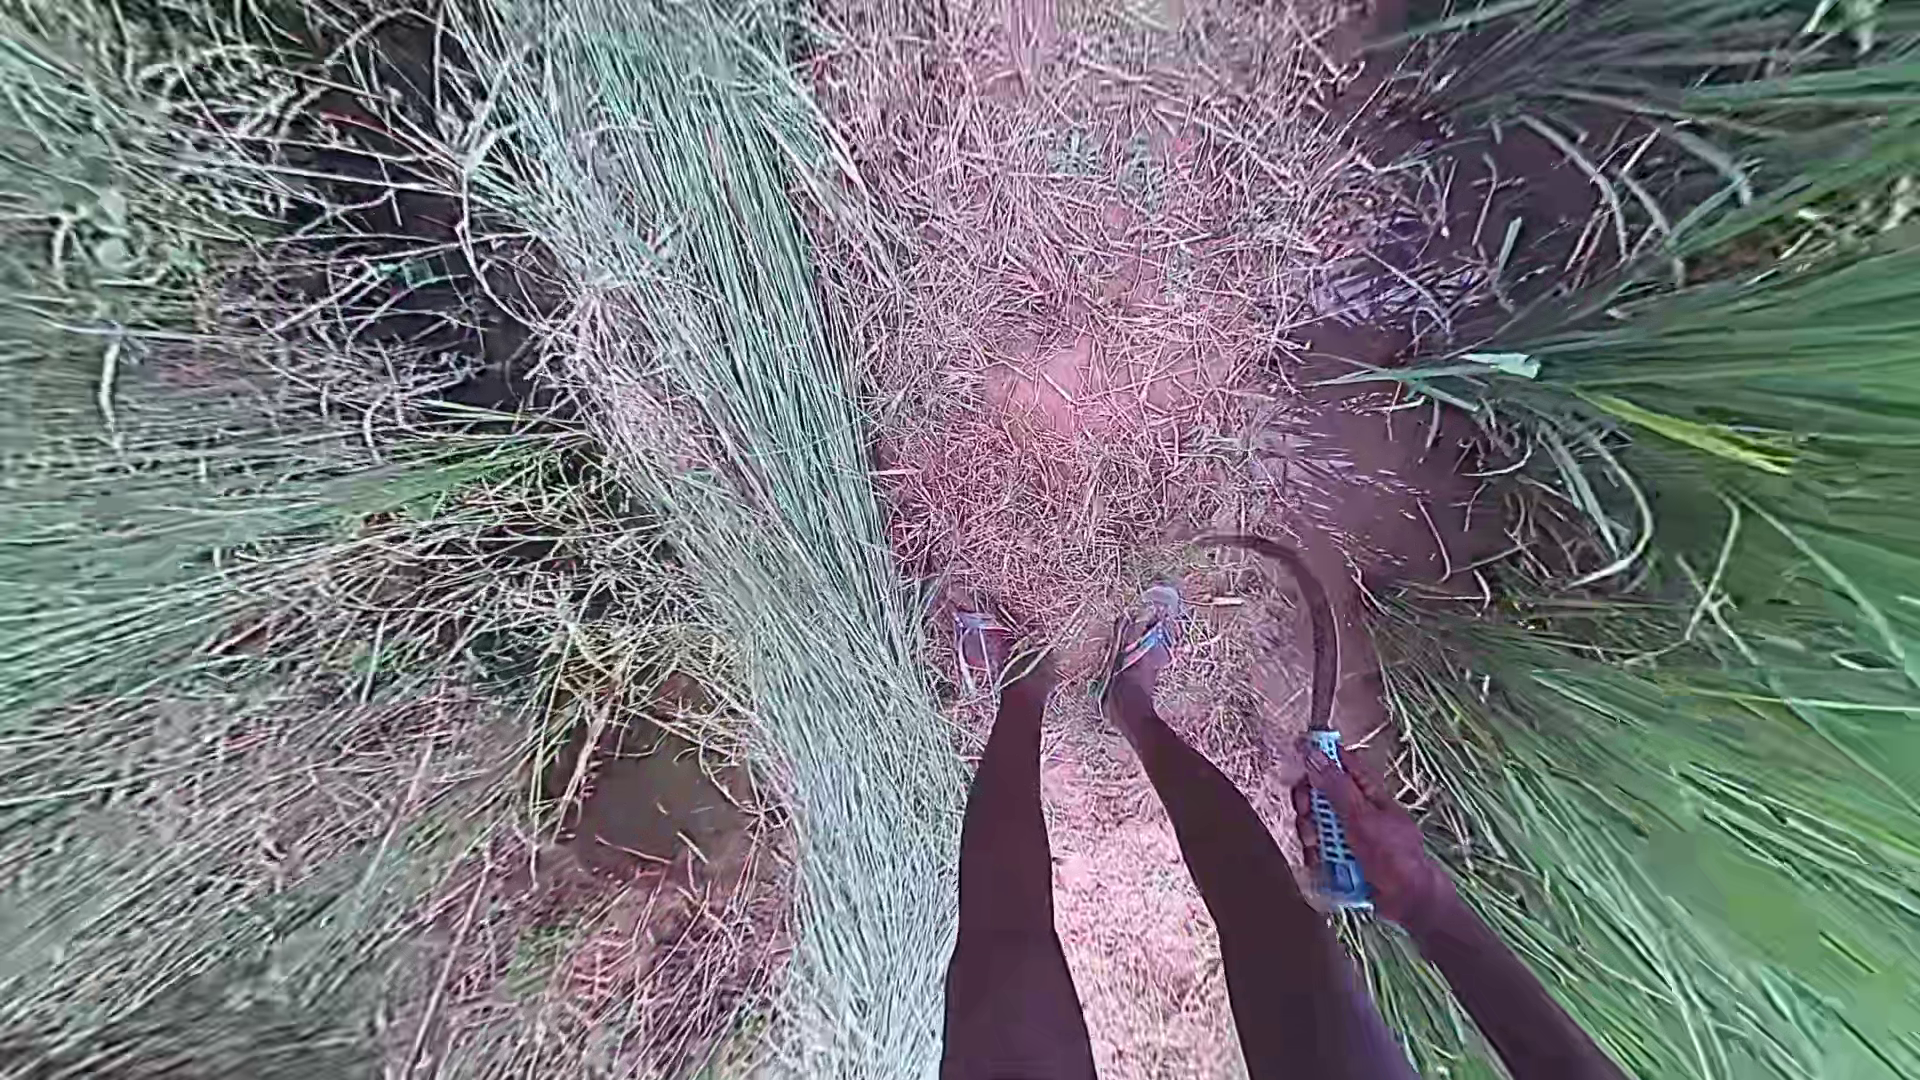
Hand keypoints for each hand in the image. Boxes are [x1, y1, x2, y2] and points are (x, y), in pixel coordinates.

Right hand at [1291, 746, 1456, 927]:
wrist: (1411, 905)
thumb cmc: (1393, 856)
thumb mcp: (1361, 817)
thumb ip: (1335, 786)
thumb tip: (1312, 752)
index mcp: (1368, 792)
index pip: (1340, 761)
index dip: (1319, 755)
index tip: (1297, 755)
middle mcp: (1356, 808)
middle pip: (1319, 791)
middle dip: (1308, 804)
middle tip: (1309, 815)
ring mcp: (1348, 831)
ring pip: (1315, 819)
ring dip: (1311, 831)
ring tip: (1318, 846)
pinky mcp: (1340, 852)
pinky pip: (1317, 842)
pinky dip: (1314, 850)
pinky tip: (1319, 860)